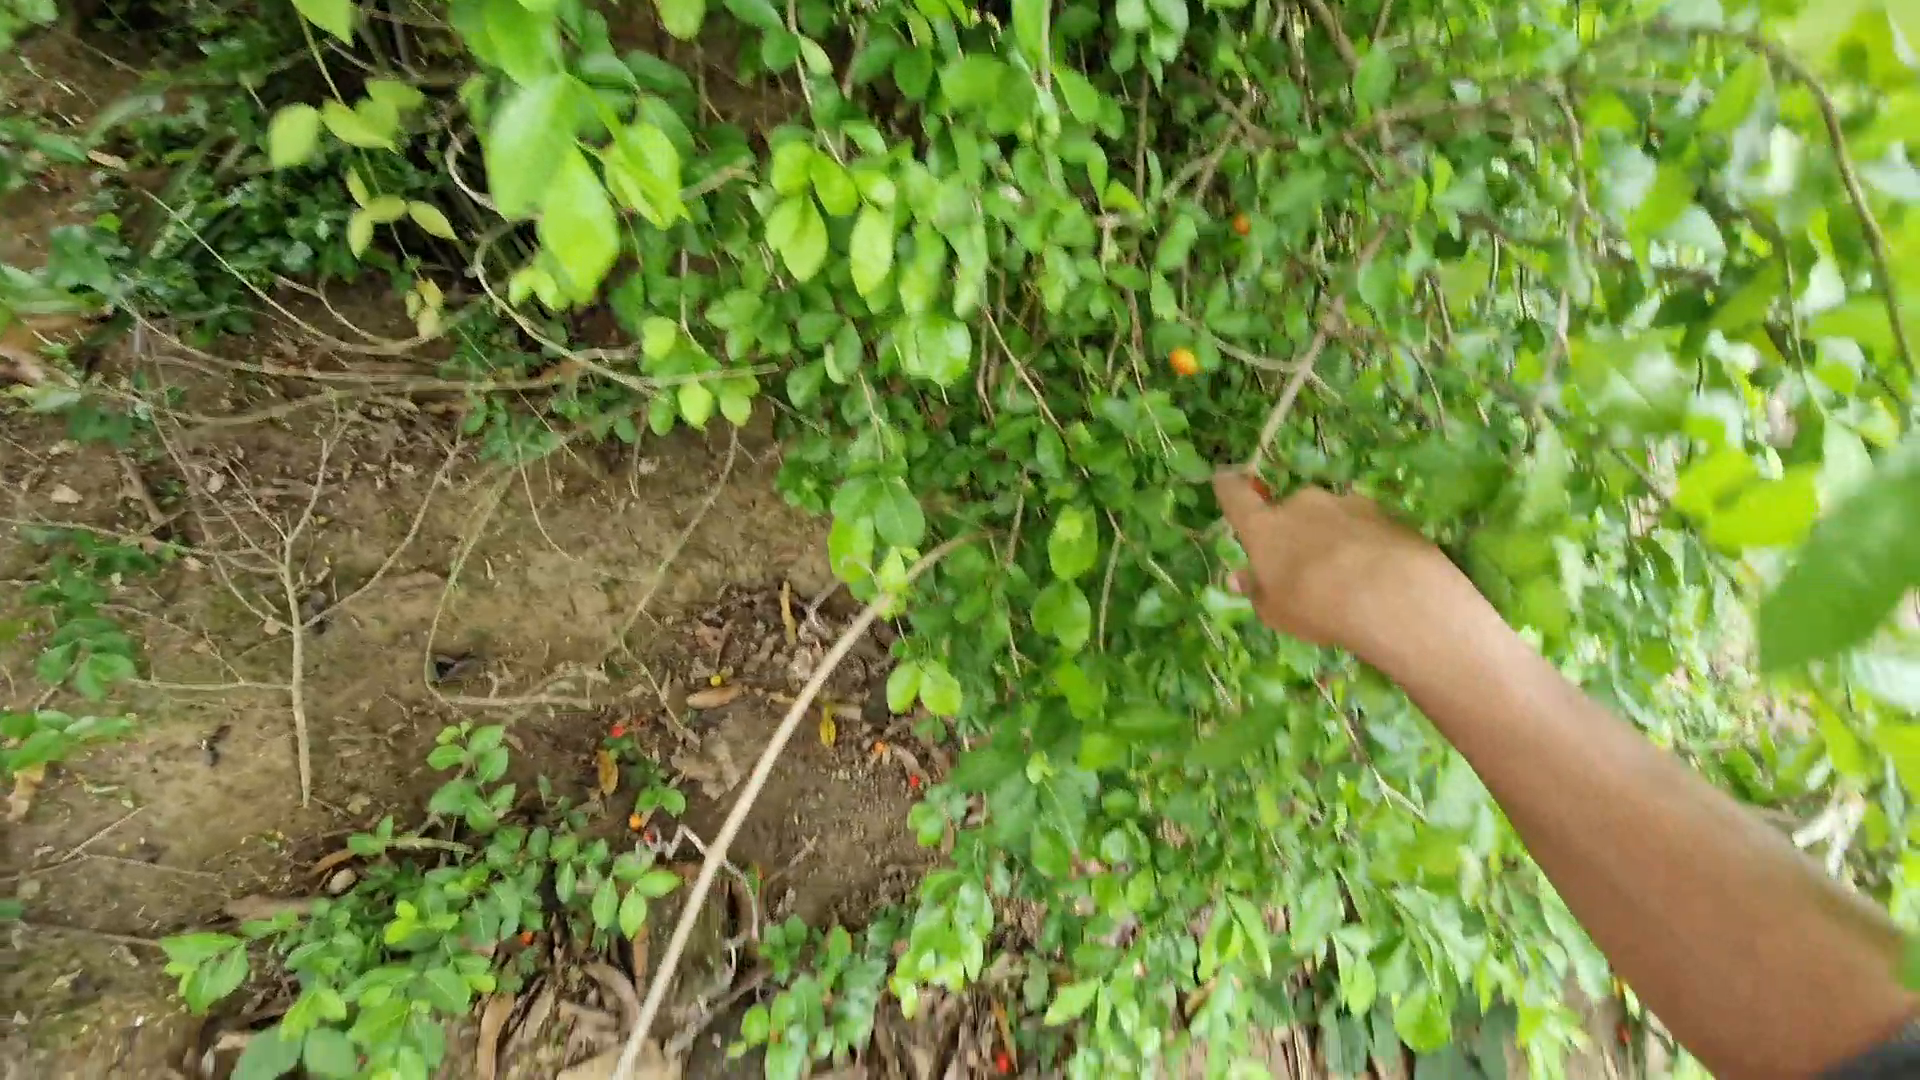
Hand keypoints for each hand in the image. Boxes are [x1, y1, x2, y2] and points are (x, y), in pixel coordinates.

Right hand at [1212, 471, 1461, 659]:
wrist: (1394, 598)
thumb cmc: (1316, 607)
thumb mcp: (1275, 611)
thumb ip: (1256, 590)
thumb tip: (1240, 578)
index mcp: (1264, 526)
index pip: (1235, 496)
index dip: (1228, 487)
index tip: (1224, 478)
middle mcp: (1301, 504)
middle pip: (1289, 510)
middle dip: (1293, 530)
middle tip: (1303, 565)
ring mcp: (1347, 504)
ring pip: (1330, 517)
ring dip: (1331, 536)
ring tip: (1348, 575)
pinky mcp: (1386, 513)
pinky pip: (1364, 527)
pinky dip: (1364, 543)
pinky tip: (1377, 574)